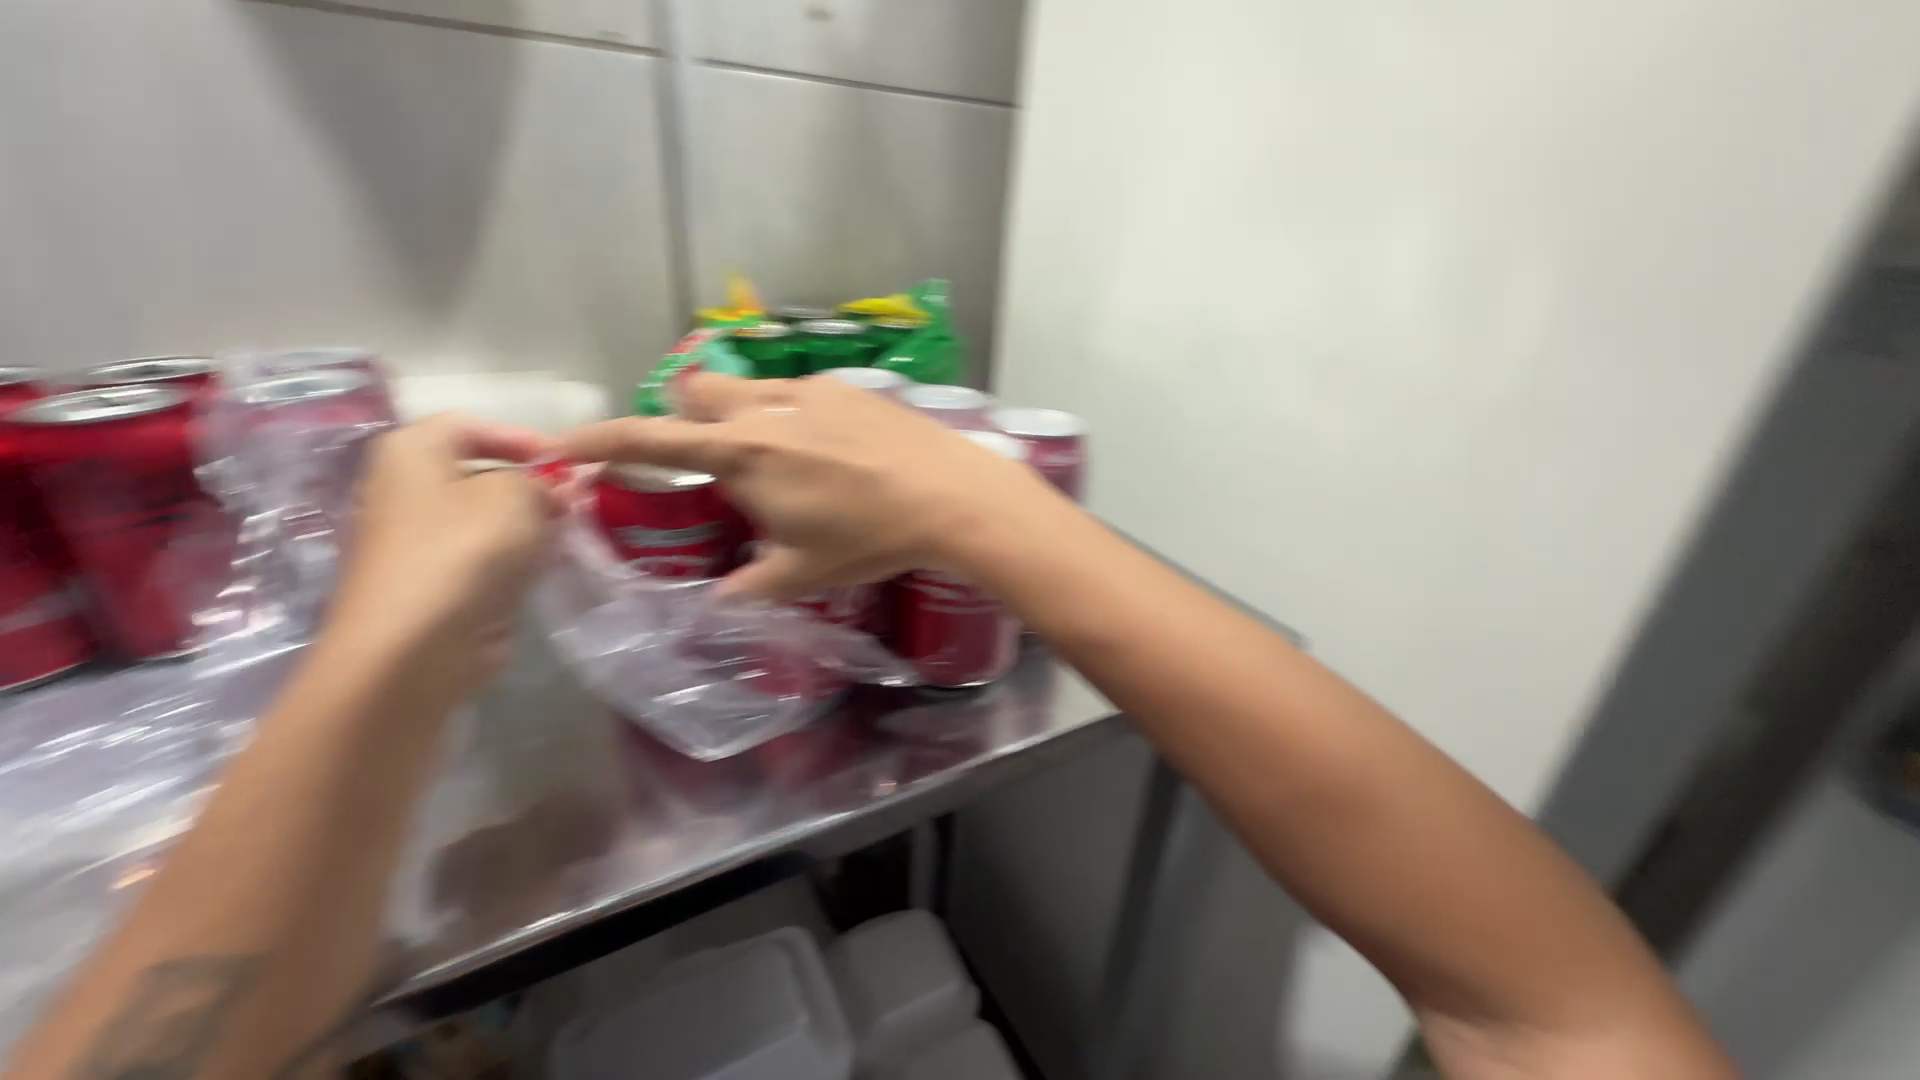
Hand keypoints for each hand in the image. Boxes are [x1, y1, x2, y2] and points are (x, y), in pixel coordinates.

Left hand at [326, 414, 556, 687]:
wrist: (415, 645)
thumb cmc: (464, 549)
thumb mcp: (518, 495)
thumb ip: (544, 482)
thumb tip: (557, 488)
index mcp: (411, 452)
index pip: (471, 425)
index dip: (524, 437)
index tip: (568, 464)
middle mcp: (404, 489)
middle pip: (478, 473)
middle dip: (532, 485)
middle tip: (575, 502)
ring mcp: (415, 541)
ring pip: (484, 519)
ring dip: (527, 524)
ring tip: (568, 534)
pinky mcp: (432, 583)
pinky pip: (481, 557)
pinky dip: (512, 559)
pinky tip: (542, 568)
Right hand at [560, 375, 1061, 599]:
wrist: (952, 496)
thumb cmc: (871, 538)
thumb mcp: (803, 573)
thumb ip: (749, 586)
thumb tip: (716, 603)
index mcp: (742, 453)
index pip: (651, 439)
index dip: (602, 442)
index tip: (568, 447)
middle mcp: (766, 408)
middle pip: (694, 390)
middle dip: (685, 418)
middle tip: (713, 463)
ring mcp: (810, 389)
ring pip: (748, 388)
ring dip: (741, 417)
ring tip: (783, 464)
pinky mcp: (848, 386)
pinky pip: (798, 393)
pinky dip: (792, 417)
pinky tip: (833, 454)